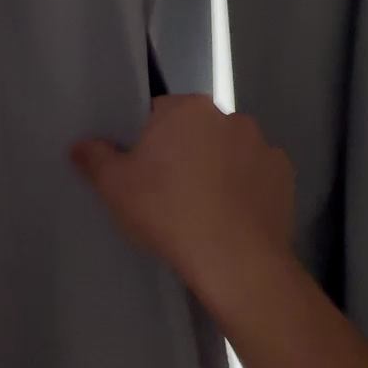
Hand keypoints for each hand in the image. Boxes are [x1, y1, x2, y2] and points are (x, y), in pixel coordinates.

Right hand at [71, 94, 295, 294]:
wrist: (234, 259)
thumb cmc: (167, 210)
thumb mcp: (113, 186)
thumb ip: (94, 158)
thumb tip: (82, 144)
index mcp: (186, 109)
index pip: (157, 112)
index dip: (144, 139)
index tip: (138, 167)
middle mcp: (230, 117)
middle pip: (194, 130)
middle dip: (182, 151)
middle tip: (164, 190)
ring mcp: (263, 146)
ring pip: (227, 152)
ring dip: (215, 168)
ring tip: (200, 208)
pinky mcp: (286, 177)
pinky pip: (254, 176)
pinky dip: (242, 189)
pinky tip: (228, 217)